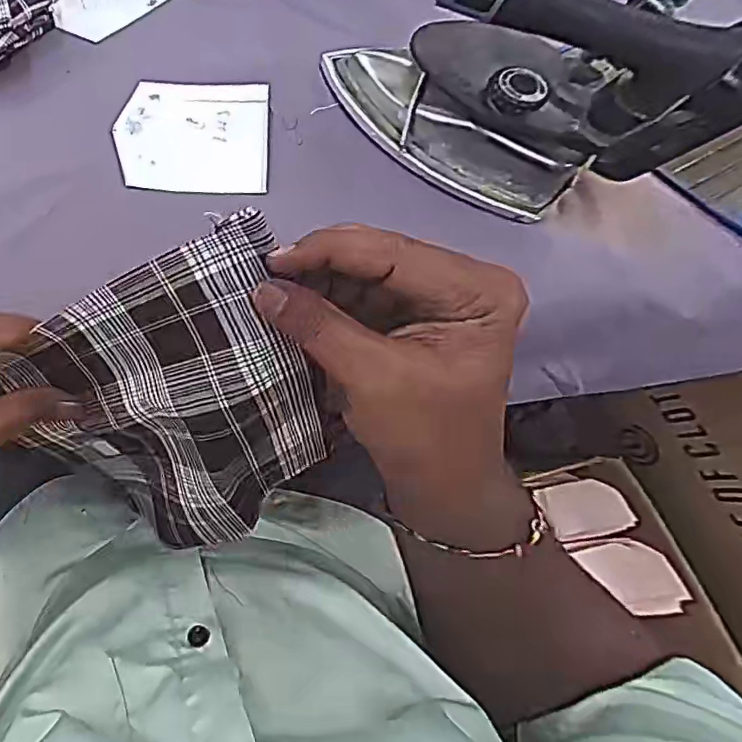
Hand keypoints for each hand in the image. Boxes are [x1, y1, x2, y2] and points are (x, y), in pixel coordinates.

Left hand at [0, 307, 80, 511]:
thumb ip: (33, 407)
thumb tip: (76, 400)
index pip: (24, 327)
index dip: (59, 348)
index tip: (86, 371)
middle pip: (11, 333)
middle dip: (43, 359)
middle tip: (76, 385)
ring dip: (23, 366)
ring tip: (57, 389)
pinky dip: (1, 368)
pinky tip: (22, 389)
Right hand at [251, 224, 526, 529]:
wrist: (444, 491)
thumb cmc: (426, 440)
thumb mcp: (371, 378)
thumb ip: (319, 326)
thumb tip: (265, 289)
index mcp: (476, 290)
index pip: (393, 251)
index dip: (328, 250)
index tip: (273, 260)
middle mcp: (460, 283)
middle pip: (377, 255)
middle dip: (319, 265)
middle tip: (266, 274)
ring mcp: (434, 299)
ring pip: (363, 272)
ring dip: (316, 281)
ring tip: (272, 289)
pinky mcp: (409, 318)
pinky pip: (359, 296)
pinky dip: (324, 300)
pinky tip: (293, 302)